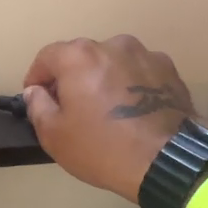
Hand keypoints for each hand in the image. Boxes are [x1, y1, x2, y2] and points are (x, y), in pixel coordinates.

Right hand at [21, 35, 193, 201]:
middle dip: (72, 77)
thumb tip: (36, 91)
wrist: (168, 161)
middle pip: (82, 57)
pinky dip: (131, 86)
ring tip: (106, 109)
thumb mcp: (53, 134)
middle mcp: (113, 45)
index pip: (47, 57)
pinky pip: (139, 73)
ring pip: (113, 63)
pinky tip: (132, 111)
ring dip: (103, 79)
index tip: (38, 97)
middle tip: (70, 107)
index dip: (36, 77)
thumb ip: (38, 105)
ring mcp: (146, 55)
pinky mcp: (171, 71)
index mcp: (79, 56)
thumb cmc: (102, 147)